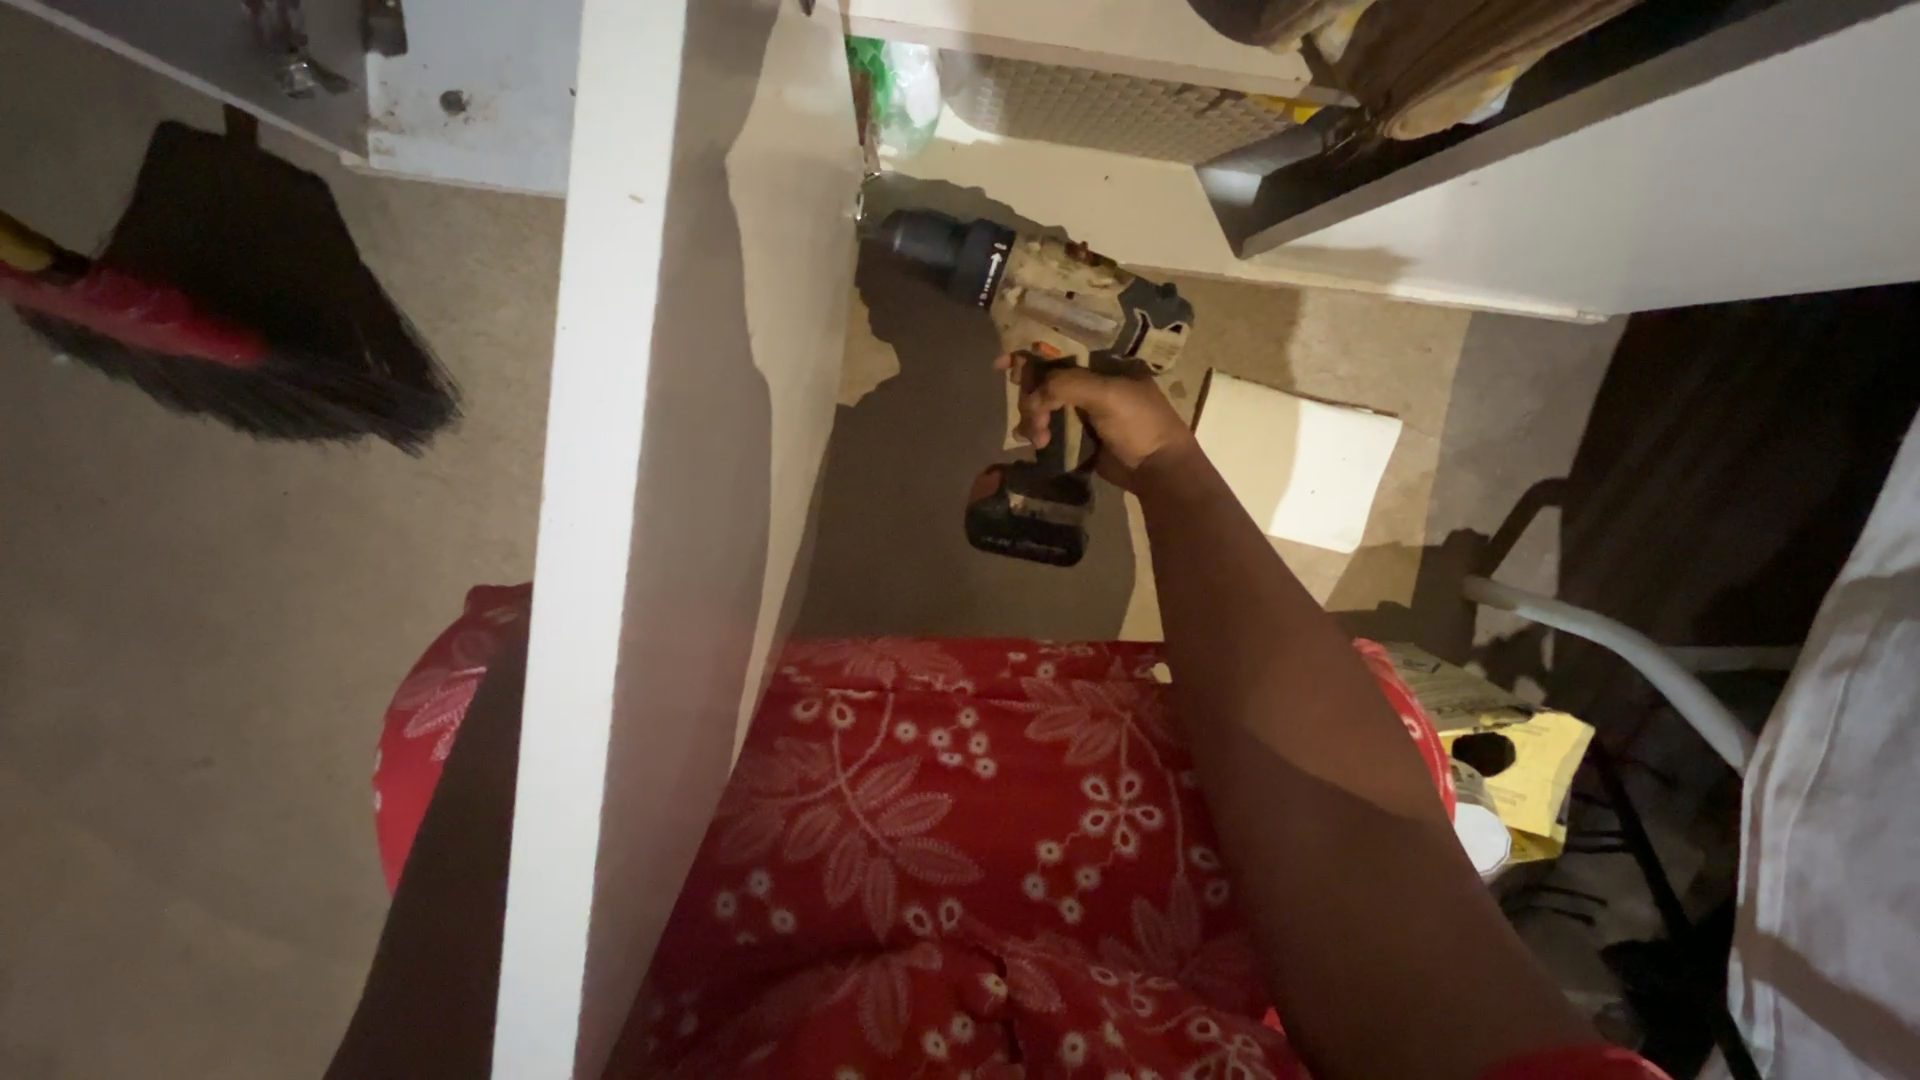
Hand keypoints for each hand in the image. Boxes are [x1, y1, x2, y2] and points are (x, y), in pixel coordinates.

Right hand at [996, 353, 1199, 491]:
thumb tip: (1030, 400)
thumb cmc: (1139, 423)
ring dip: (1033, 418)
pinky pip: (1047, 425)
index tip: (1004, 366)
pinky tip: (1035, 443)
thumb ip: (1065, 385)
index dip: (1031, 353)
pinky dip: (1036, 432)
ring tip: (1038, 438)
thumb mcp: (1106, 394)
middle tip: (1032, 416)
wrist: (1156, 470)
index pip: (1060, 347)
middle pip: (1045, 378)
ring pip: (1042, 403)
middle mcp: (1091, 379)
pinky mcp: (1077, 433)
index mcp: (1103, 360)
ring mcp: (1083, 407)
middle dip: (1031, 396)